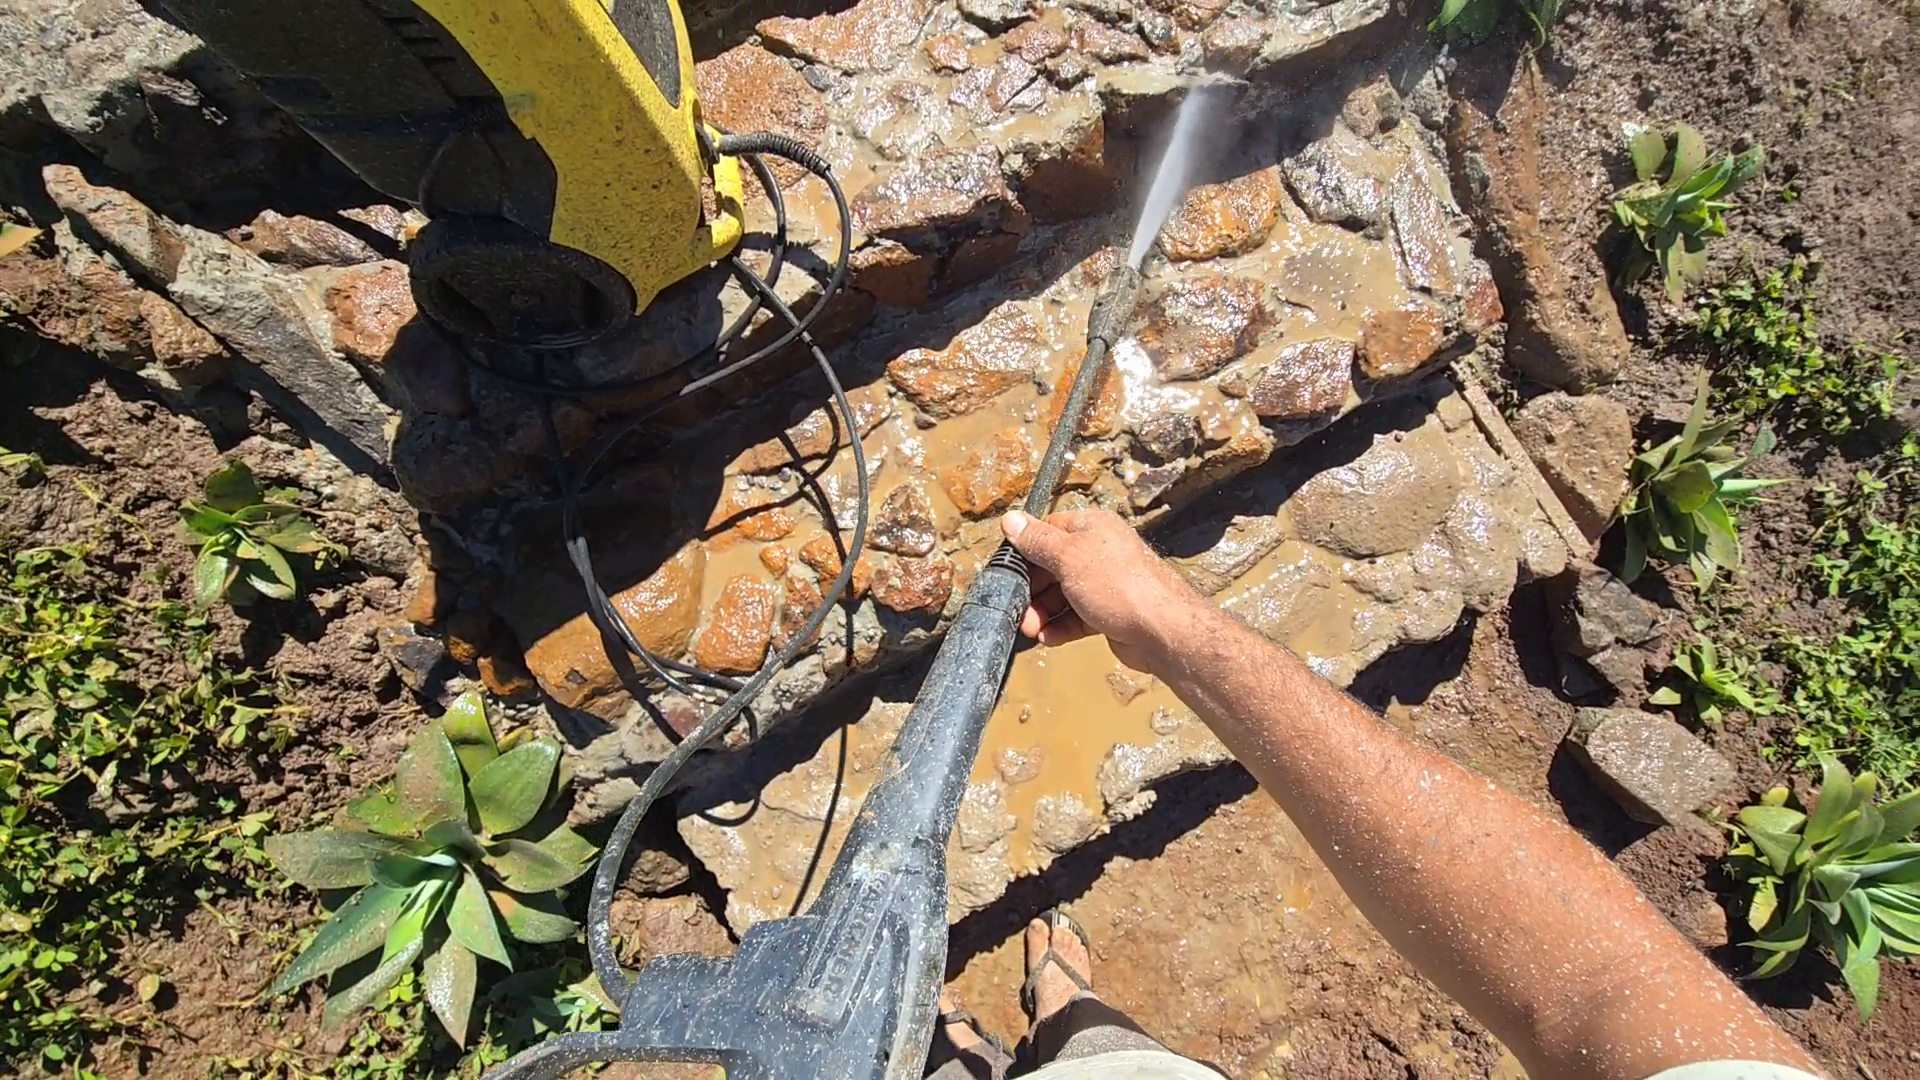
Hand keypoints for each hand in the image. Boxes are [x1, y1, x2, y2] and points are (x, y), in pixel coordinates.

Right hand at [1000, 509, 1201, 674]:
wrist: (1161, 630)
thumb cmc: (1116, 585)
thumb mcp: (1068, 556)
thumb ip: (1037, 540)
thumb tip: (1010, 519)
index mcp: (1090, 528)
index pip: (1047, 531)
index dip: (1025, 550)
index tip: (1006, 571)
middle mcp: (1097, 552)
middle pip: (1051, 567)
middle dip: (1032, 590)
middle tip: (1017, 609)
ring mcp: (1104, 583)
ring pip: (1062, 595)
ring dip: (1043, 612)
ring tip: (1031, 629)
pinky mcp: (1108, 611)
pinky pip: (1076, 616)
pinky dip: (1061, 627)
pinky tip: (1049, 638)